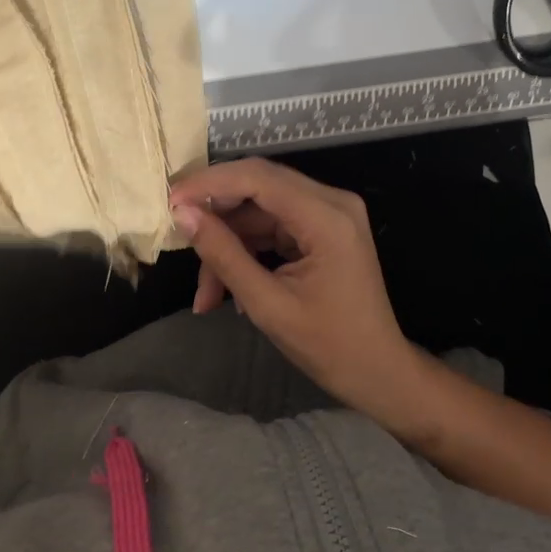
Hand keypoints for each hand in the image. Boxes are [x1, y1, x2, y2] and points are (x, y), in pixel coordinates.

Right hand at [170, 159, 428, 422]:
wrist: (380, 374)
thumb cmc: (330, 346)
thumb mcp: (268, 305)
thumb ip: (224, 255)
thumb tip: (183, 216)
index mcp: (327, 216)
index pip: (258, 178)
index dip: (210, 184)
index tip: (171, 200)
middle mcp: (332, 201)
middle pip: (258, 187)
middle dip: (216, 215)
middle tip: (179, 237)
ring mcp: (329, 214)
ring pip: (260, 211)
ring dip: (229, 245)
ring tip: (205, 294)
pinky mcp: (323, 230)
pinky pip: (273, 226)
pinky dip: (248, 251)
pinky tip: (228, 289)